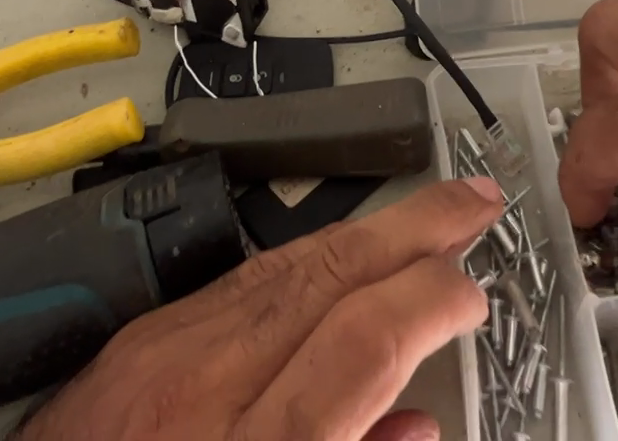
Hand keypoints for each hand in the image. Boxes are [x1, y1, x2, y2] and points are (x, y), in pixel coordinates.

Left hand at [19, 178, 503, 440]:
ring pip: (292, 260)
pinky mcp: (142, 336)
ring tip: (429, 212)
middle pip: (330, 276)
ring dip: (372, 229)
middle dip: (416, 226)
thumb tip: (417, 426)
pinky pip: (248, 274)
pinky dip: (316, 253)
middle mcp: (202, 391)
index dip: (432, 301)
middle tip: (475, 199)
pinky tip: (351, 248)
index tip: (472, 294)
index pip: (362, 345)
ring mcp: (162, 351)